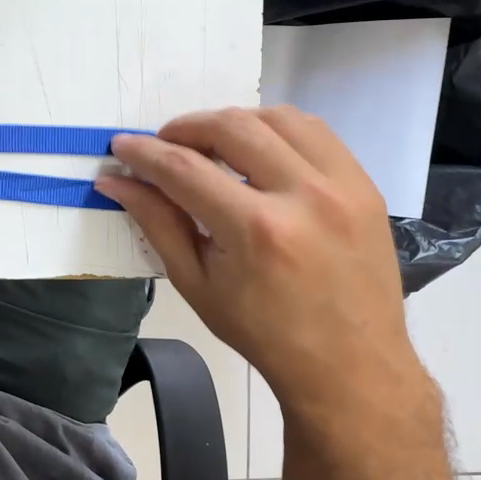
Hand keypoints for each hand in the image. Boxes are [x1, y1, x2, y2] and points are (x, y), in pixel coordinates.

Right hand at [96, 107, 427, 420]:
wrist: (350, 362)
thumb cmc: (261, 330)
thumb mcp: (194, 281)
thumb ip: (155, 221)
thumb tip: (115, 181)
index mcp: (256, 230)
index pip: (184, 168)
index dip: (143, 152)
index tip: (121, 146)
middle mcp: (304, 197)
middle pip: (232, 128)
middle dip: (184, 127)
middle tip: (162, 145)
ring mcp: (343, 187)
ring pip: (278, 117)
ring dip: (231, 122)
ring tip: (207, 144)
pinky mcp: (365, 186)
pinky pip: (315, 132)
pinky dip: (275, 130)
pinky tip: (253, 151)